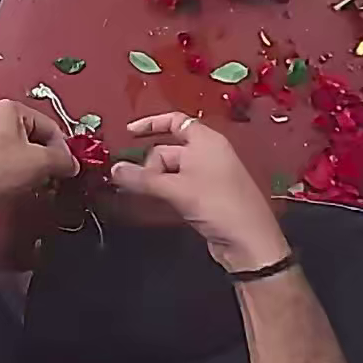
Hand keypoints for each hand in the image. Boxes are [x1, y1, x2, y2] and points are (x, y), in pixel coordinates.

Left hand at [0, 99, 78, 218]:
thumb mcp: (39, 163)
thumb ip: (62, 160)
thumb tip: (73, 164)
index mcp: (10, 109)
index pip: (50, 126)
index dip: (63, 149)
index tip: (69, 169)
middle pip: (36, 138)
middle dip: (47, 159)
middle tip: (53, 178)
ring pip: (22, 152)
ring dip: (33, 169)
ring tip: (34, 185)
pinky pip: (6, 162)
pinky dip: (16, 174)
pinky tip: (16, 189)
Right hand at [109, 112, 289, 273]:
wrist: (249, 241)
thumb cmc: (216, 204)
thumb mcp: (176, 189)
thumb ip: (142, 179)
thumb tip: (113, 169)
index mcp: (205, 140)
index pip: (174, 121)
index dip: (150, 124)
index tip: (128, 133)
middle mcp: (207, 152)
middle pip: (168, 149)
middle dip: (149, 164)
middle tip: (136, 184)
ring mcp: (208, 174)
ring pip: (171, 169)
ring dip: (155, 180)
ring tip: (141, 193)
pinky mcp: (207, 195)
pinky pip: (178, 184)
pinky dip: (165, 189)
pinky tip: (155, 201)